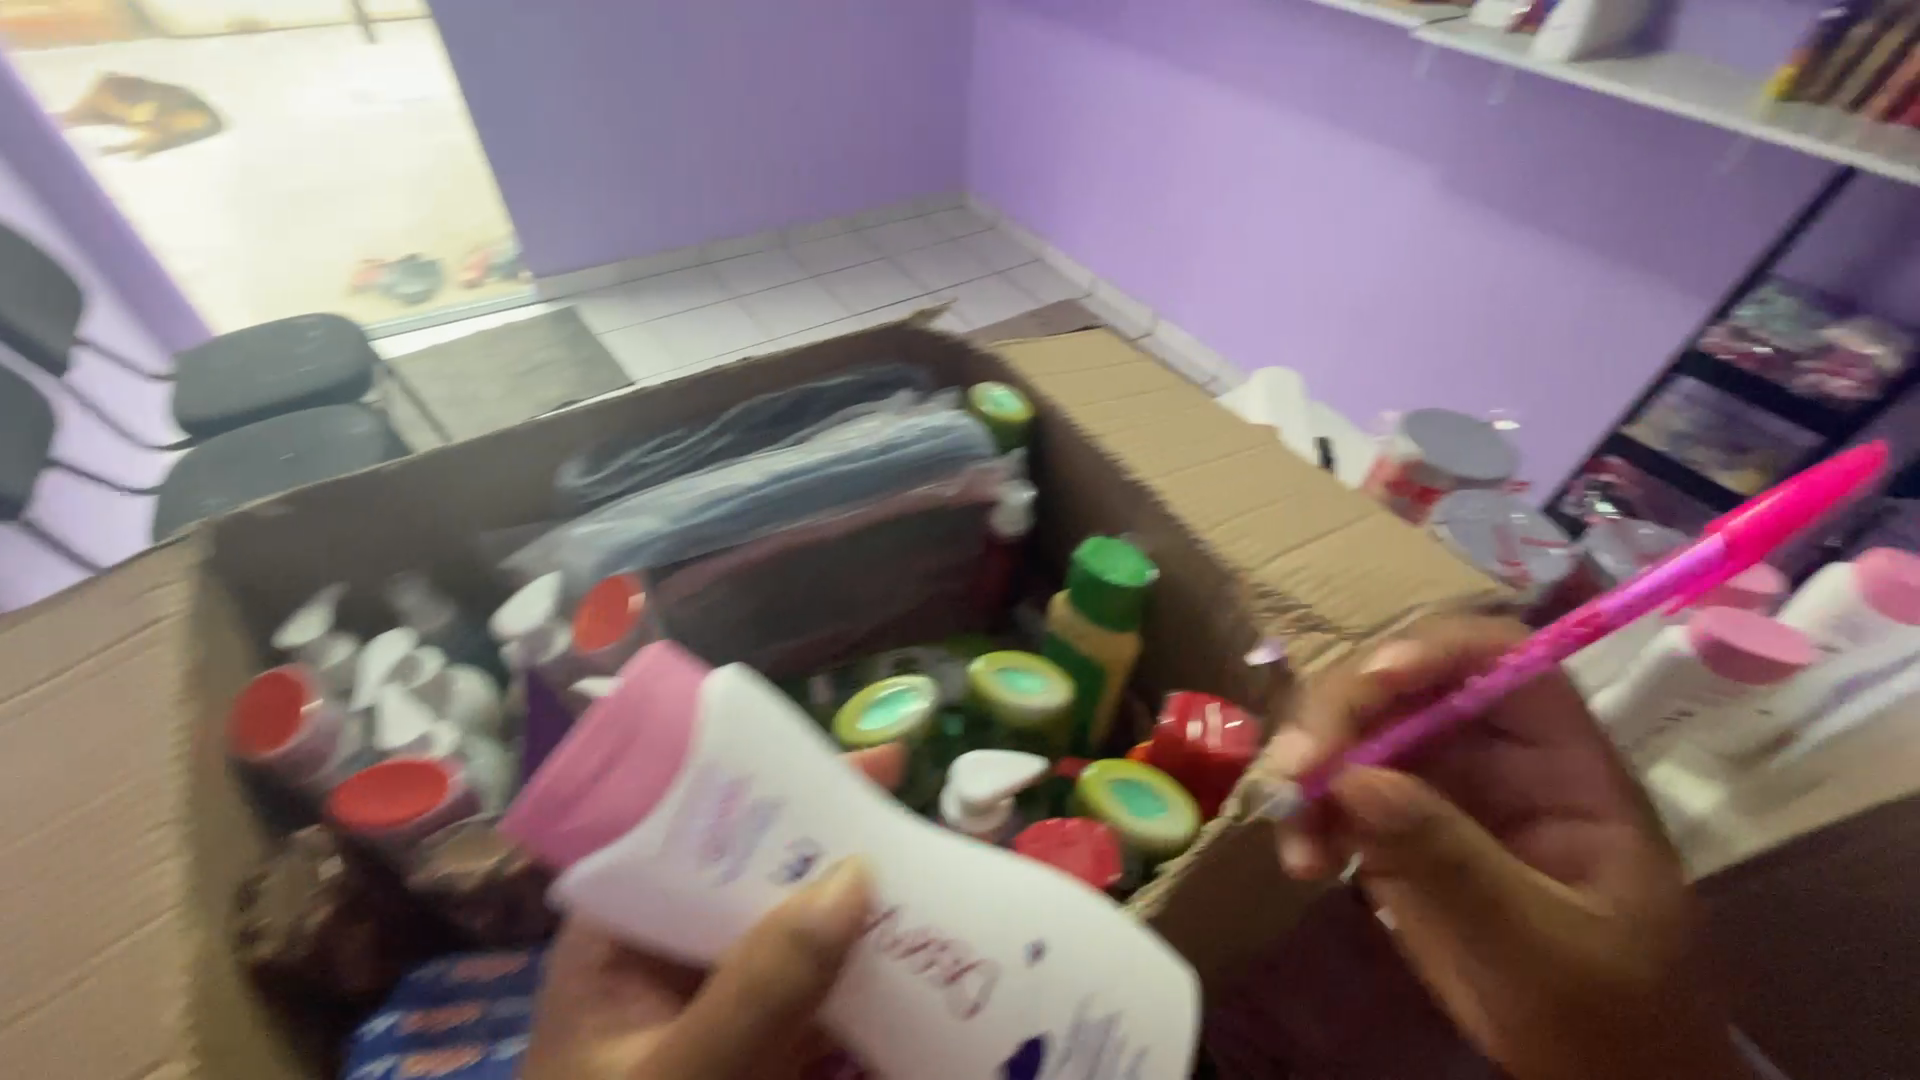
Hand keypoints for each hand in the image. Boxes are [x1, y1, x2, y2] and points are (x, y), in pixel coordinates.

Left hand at [522, 745, 902, 1079]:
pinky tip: (920, 952)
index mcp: (625, 932)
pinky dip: (870, 969)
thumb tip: (854, 875)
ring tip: (930, 860)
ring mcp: (724, 997)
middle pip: (760, 867)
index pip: (697, 827)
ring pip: (800, 923)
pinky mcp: (765, 1043)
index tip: (853, 766)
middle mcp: (675, 949)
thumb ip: (758, 988)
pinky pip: (823, 987)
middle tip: (907, 800)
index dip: (773, 787)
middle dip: (832, 835)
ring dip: (861, 898)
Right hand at [1266, 614, 1744, 1079]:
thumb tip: (1354, 780)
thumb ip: (1454, 859)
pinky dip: (1303, 816)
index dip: (1435, 649)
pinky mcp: (1387, 823)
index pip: (1497, 660)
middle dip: (1339, 717)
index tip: (1375, 680)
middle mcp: (1486, 753)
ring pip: (1350, 732)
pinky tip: (1302, 863)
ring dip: (1308, 769)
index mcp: (1556, 760)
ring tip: (1293, 834)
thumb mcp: (1543, 943)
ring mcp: (1432, 785)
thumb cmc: (1606, 1014)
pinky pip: (1329, 791)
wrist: (1592, 1078)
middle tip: (1297, 772)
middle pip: (1398, 686)